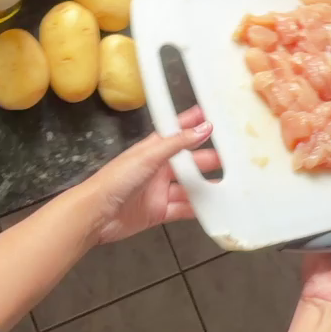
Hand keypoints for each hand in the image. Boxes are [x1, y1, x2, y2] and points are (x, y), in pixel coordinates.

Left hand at [73, 106, 219, 244]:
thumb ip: (177, 143)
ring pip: (188, 187)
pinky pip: (183, 209)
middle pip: (187, 163)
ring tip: (232, 184)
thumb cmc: (117, 180)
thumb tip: (204, 127)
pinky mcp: (158, 212)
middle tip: (233, 158)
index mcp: (151, 150)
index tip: (212, 117)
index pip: (176, 133)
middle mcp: (156, 169)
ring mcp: (158, 191)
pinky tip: (215, 207)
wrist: (97, 214)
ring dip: (207, 186)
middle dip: (208, 159)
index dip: (192, 125)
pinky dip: (198, 209)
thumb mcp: (148, 156)